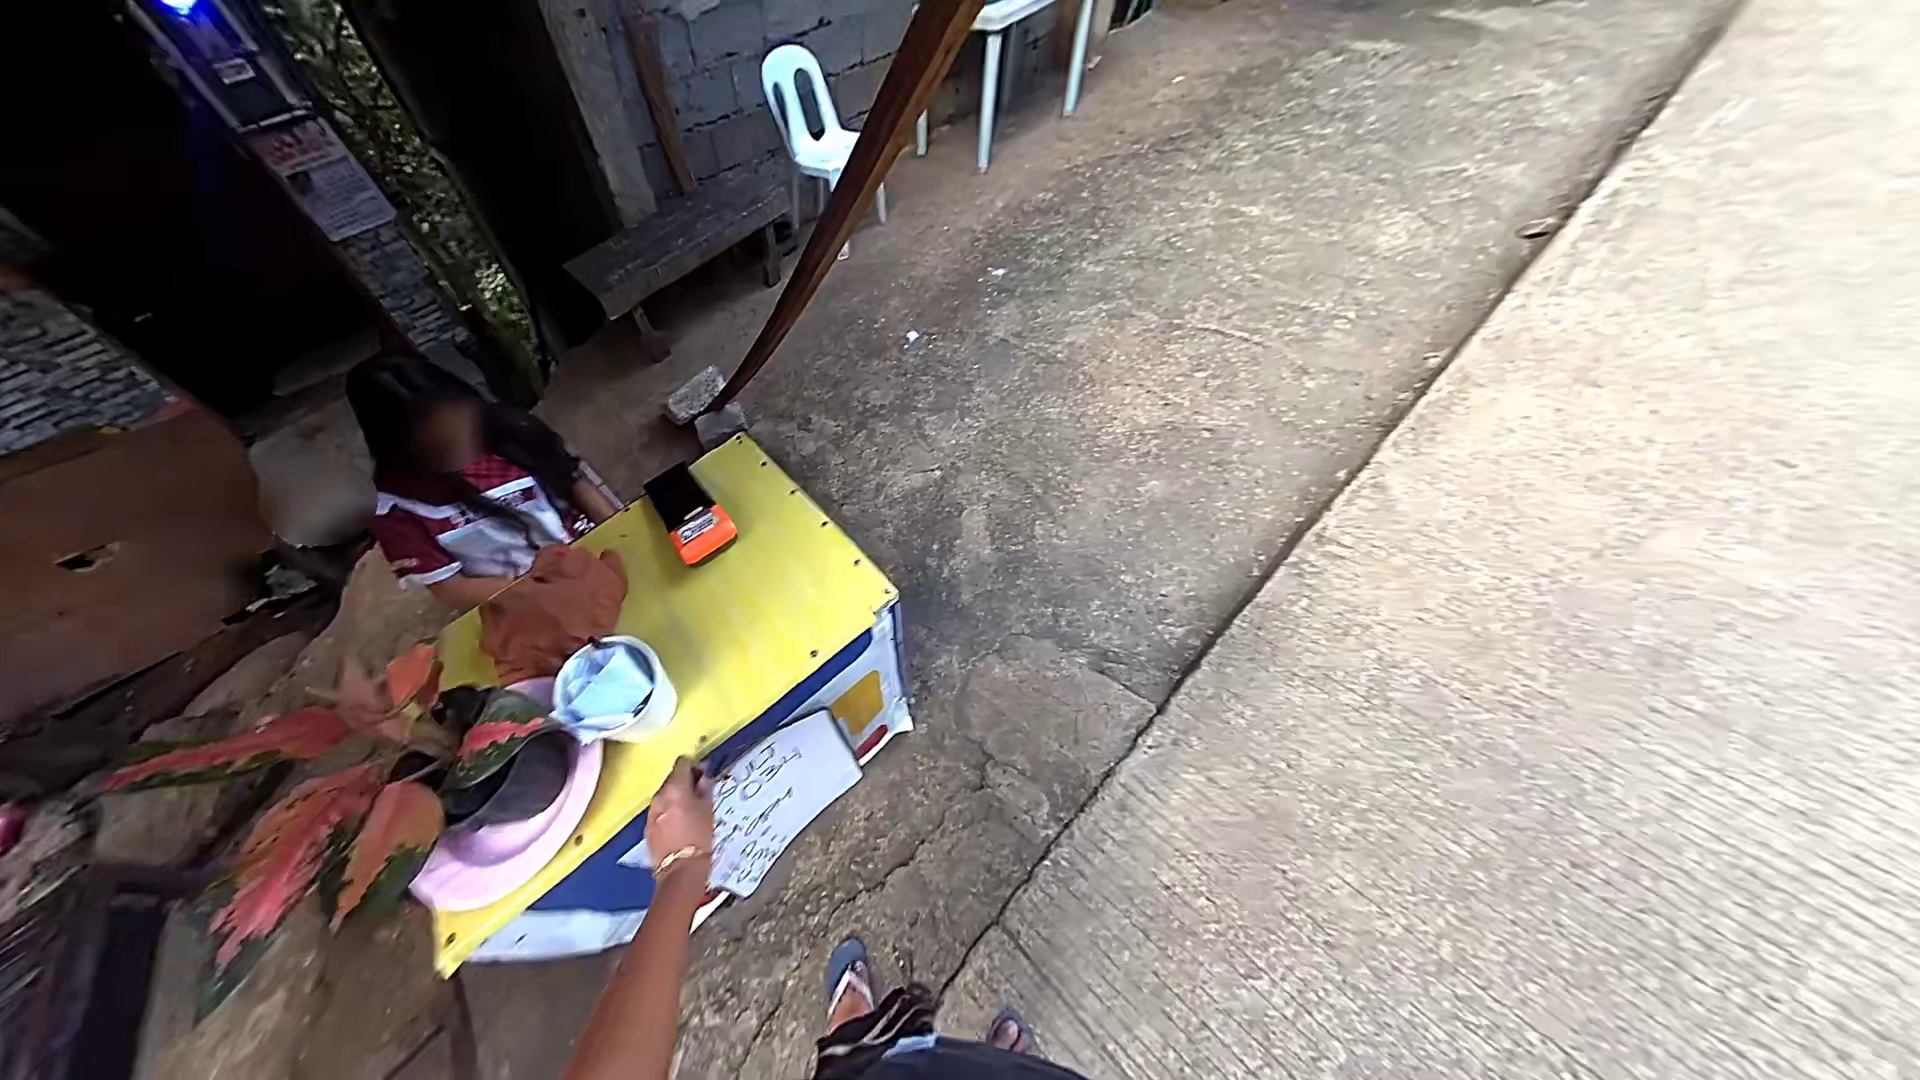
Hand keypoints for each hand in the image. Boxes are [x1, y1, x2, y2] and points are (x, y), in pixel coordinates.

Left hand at [645, 757, 714, 866]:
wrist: (681, 869)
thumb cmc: (700, 835)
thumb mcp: (708, 808)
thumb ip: (704, 788)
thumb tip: (702, 776)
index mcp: (675, 788)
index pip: (682, 763)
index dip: (694, 766)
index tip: (702, 776)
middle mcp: (659, 797)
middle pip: (671, 779)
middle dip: (684, 782)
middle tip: (699, 794)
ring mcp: (650, 812)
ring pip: (664, 795)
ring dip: (676, 797)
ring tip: (689, 810)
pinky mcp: (647, 827)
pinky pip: (659, 810)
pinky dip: (668, 811)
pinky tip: (678, 823)